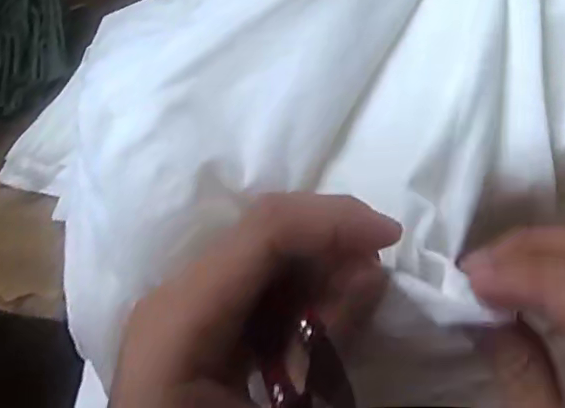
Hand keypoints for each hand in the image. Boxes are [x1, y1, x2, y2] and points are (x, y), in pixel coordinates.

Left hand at [111, 193, 402, 407]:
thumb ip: (325, 343)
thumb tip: (369, 272)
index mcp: (180, 314)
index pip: (264, 229)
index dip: (333, 220)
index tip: (391, 235)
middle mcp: (173, 293)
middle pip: (262, 230)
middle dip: (329, 237)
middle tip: (380, 263)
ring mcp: (178, 308)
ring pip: (259, 251)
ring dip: (317, 262)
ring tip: (359, 292)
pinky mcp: (190, 328)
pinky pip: (249, 285)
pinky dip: (294, 292)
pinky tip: (323, 316)